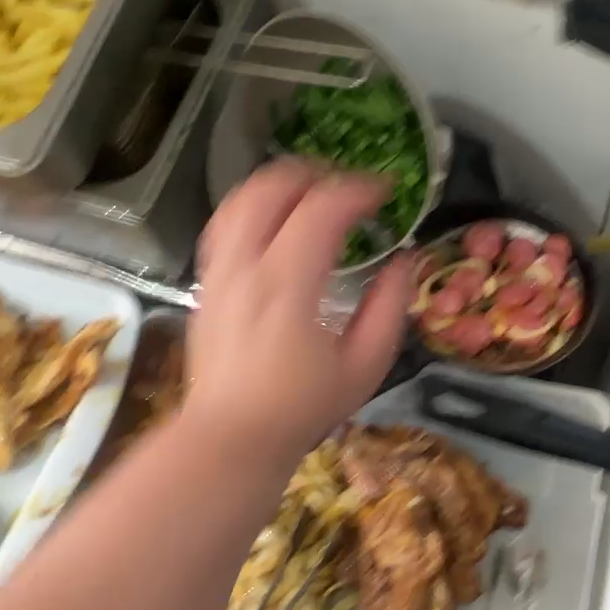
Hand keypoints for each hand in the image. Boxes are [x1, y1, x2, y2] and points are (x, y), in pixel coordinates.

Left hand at [186, 159, 415, 460]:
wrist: (233, 435)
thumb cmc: (304, 405)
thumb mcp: (366, 365)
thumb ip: (389, 308)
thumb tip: (404, 262)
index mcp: (288, 285)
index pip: (322, 209)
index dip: (359, 191)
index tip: (388, 193)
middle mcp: (245, 266)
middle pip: (271, 188)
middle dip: (316, 175)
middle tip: (350, 188)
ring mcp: (218, 272)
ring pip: (240, 199)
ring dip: (281, 185)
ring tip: (315, 193)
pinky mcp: (206, 283)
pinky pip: (225, 224)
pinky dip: (255, 207)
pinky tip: (277, 222)